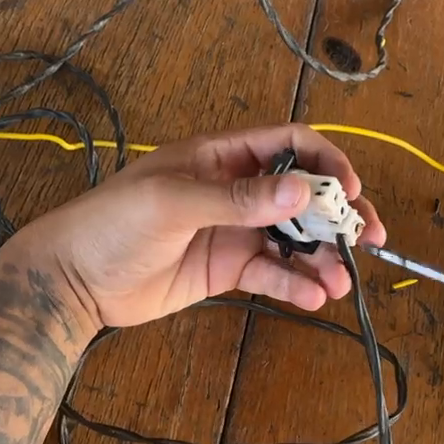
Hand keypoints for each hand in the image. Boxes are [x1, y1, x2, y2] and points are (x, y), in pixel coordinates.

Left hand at [2, 124, 385, 329]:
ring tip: (341, 282)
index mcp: (222, 156)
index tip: (348, 191)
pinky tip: (314, 298)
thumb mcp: (173, 202)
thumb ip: (237, 198)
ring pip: (292, 239)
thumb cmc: (113, 223)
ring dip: (321, 257)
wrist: (75, 278)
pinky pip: (271, 274)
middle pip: (301, 195)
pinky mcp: (227, 269)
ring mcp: (233, 231)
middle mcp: (235, 190)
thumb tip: (301, 192)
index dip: (324, 162)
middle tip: (368, 239)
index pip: (288, 145)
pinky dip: (294, 285)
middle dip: (337, 215)